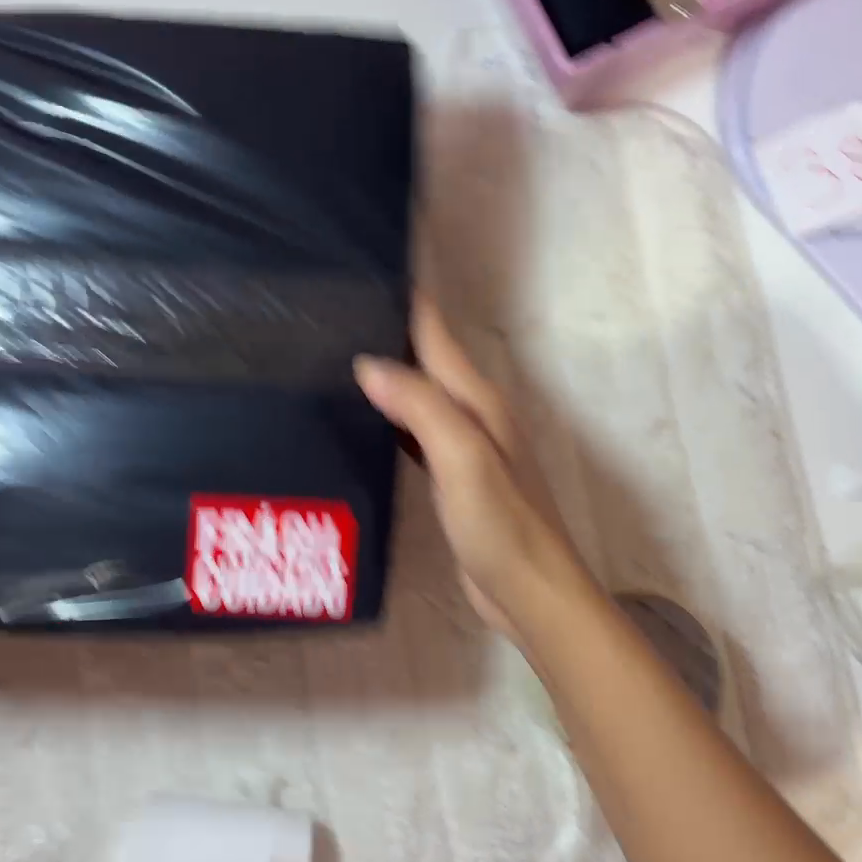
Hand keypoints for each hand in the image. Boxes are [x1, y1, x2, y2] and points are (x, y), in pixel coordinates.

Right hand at [354, 300, 599, 641]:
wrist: (532, 594)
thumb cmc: (503, 527)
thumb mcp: (464, 461)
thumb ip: (422, 407)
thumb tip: (369, 362)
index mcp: (479, 401)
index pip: (436, 333)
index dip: (406, 298)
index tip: (362, 268)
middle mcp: (473, 414)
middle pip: (426, 358)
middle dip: (387, 331)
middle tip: (330, 312)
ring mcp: (465, 447)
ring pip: (419, 394)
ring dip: (387, 374)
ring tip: (334, 356)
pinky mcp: (453, 478)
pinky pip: (415, 431)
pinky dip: (391, 418)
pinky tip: (362, 420)